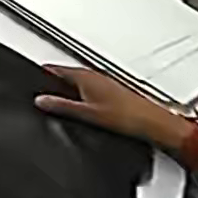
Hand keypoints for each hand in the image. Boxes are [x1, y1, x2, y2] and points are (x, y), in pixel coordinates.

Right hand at [34, 65, 193, 150]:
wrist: (163, 128)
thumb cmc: (131, 118)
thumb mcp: (89, 114)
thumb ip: (62, 106)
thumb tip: (40, 100)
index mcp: (83, 75)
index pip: (53, 69)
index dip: (42, 74)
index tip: (34, 81)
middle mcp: (94, 75)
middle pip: (66, 75)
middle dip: (55, 83)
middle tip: (46, 94)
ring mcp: (106, 83)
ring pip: (80, 82)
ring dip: (71, 90)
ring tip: (67, 103)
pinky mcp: (116, 94)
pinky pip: (92, 90)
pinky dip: (85, 97)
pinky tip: (90, 110)